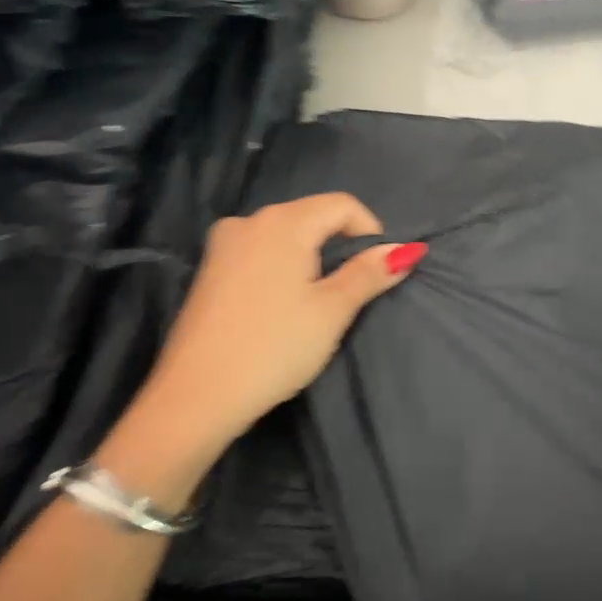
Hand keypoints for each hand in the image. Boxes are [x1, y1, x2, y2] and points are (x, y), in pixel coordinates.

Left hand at [135, 193, 424, 459]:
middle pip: (311, 215)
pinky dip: (281, 267)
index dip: (369, 231)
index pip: (342, 205)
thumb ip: (368, 274)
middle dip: (339, 244)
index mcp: (284, 222)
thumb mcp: (332, 311)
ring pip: (284, 234)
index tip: (377, 272)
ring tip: (318, 301)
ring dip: (310, 256)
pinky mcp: (209, 270)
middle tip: (351, 291)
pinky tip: (282, 305)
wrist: (196, 396)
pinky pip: (259, 252)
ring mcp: (224, 245)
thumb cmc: (274, 348)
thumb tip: (405, 249)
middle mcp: (250, 221)